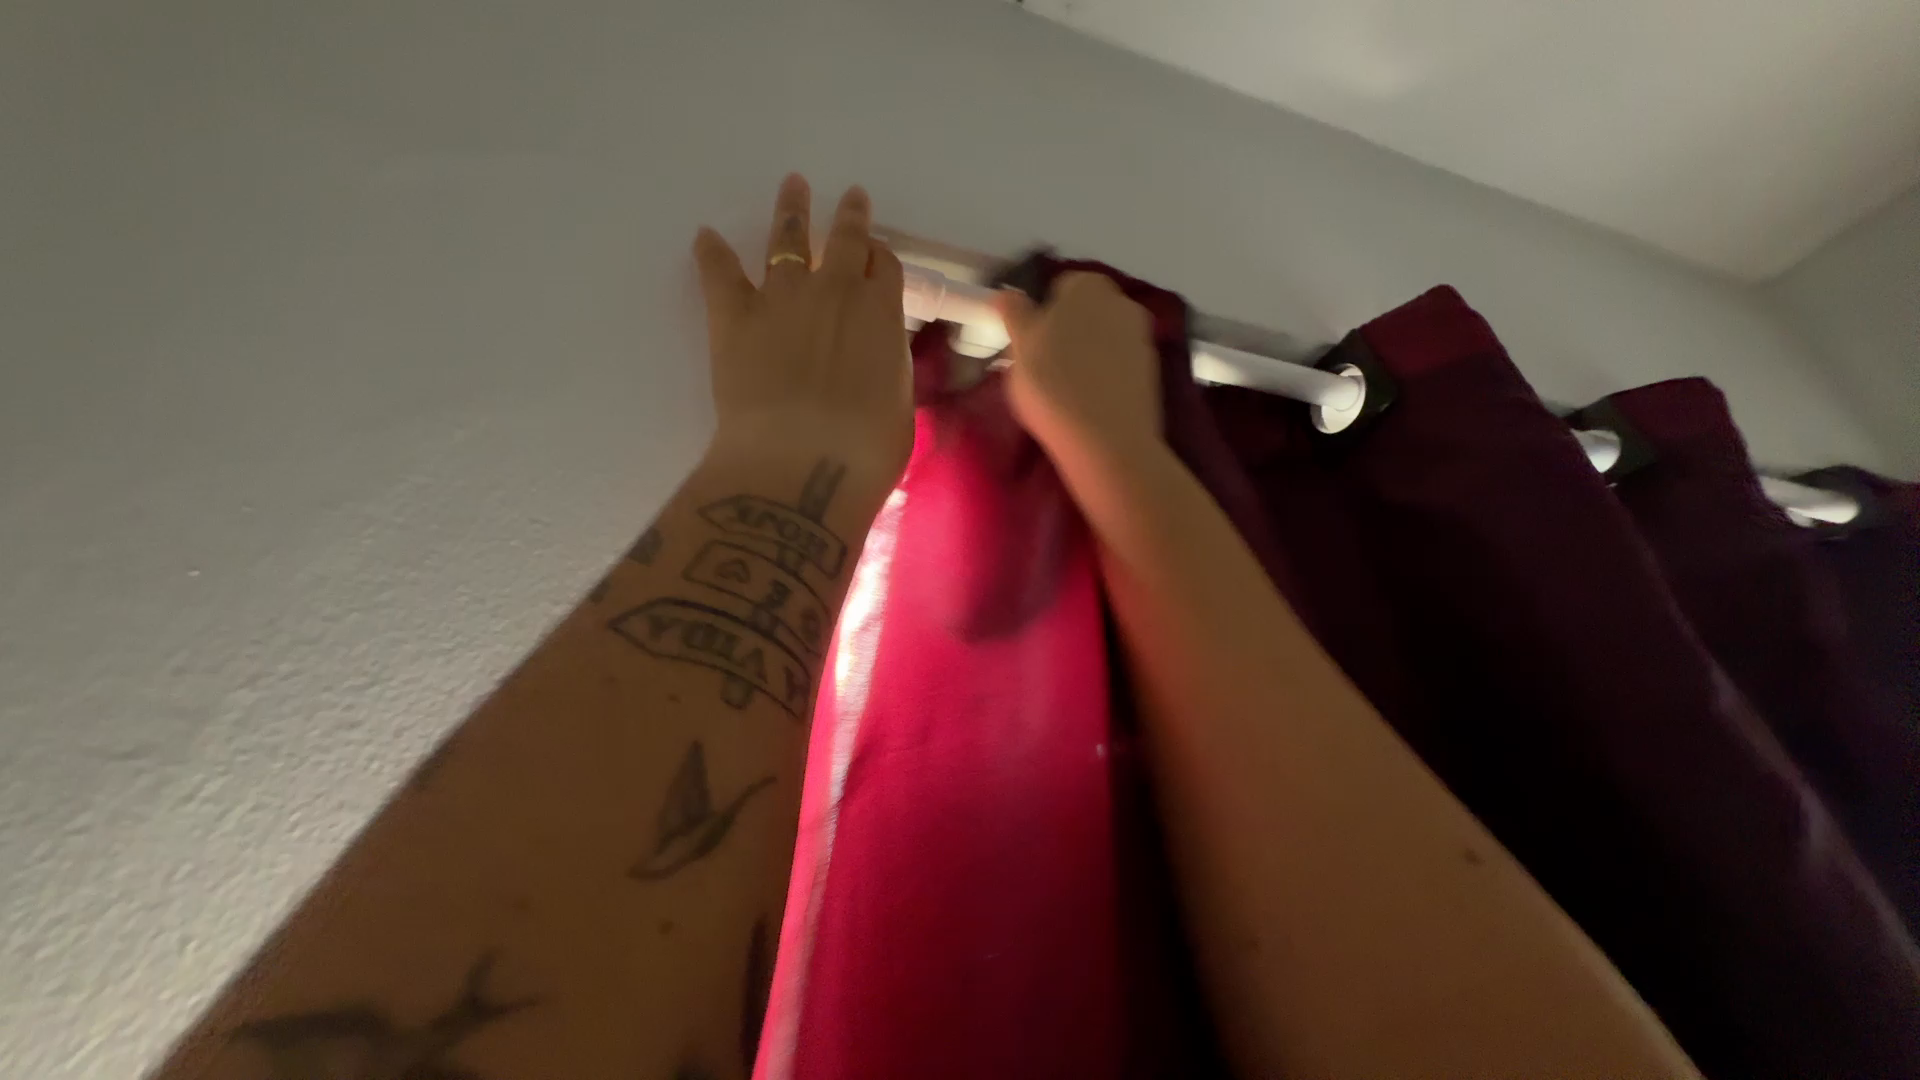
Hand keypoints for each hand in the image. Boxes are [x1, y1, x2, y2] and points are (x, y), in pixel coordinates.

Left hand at [693, 174, 912, 489]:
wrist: (800, 462)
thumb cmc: (865, 450)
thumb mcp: (900, 408)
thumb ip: (889, 371)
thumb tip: (880, 361)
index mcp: (881, 312)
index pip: (884, 267)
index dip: (881, 260)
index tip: (877, 258)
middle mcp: (834, 290)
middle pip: (845, 240)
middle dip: (851, 217)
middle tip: (852, 197)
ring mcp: (781, 297)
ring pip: (787, 240)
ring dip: (792, 212)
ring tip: (794, 186)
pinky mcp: (734, 316)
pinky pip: (720, 272)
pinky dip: (712, 253)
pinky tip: (705, 237)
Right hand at [998, 272, 1161, 464]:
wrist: (1107, 442)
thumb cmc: (1054, 385)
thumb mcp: (1021, 345)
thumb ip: (1014, 312)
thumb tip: (1008, 294)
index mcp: (1089, 286)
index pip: (1059, 287)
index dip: (1041, 313)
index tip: (1029, 343)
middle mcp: (1123, 303)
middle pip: (1085, 313)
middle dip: (1066, 332)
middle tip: (1042, 366)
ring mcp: (1142, 338)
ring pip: (1102, 340)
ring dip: (1085, 355)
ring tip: (1064, 390)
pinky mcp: (1151, 373)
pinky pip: (1118, 366)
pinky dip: (1103, 377)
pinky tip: (1088, 402)